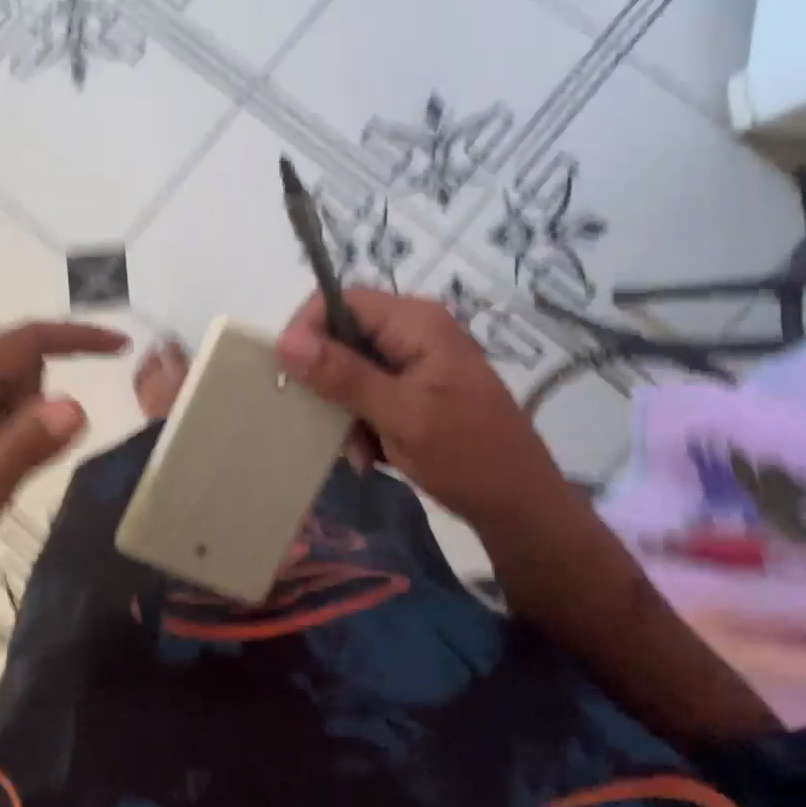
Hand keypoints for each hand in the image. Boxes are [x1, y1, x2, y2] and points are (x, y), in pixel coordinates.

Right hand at [276, 289, 564, 524]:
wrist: (521, 505)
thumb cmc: (467, 455)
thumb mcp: (399, 416)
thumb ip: (343, 375)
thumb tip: (285, 342)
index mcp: (416, 323)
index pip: (340, 301)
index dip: (307, 330)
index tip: (290, 376)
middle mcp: (415, 331)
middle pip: (343, 335)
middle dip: (329, 381)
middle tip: (327, 424)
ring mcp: (417, 360)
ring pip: (352, 369)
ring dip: (345, 410)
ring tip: (359, 451)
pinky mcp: (418, 388)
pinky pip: (370, 392)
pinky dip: (363, 422)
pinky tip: (373, 455)